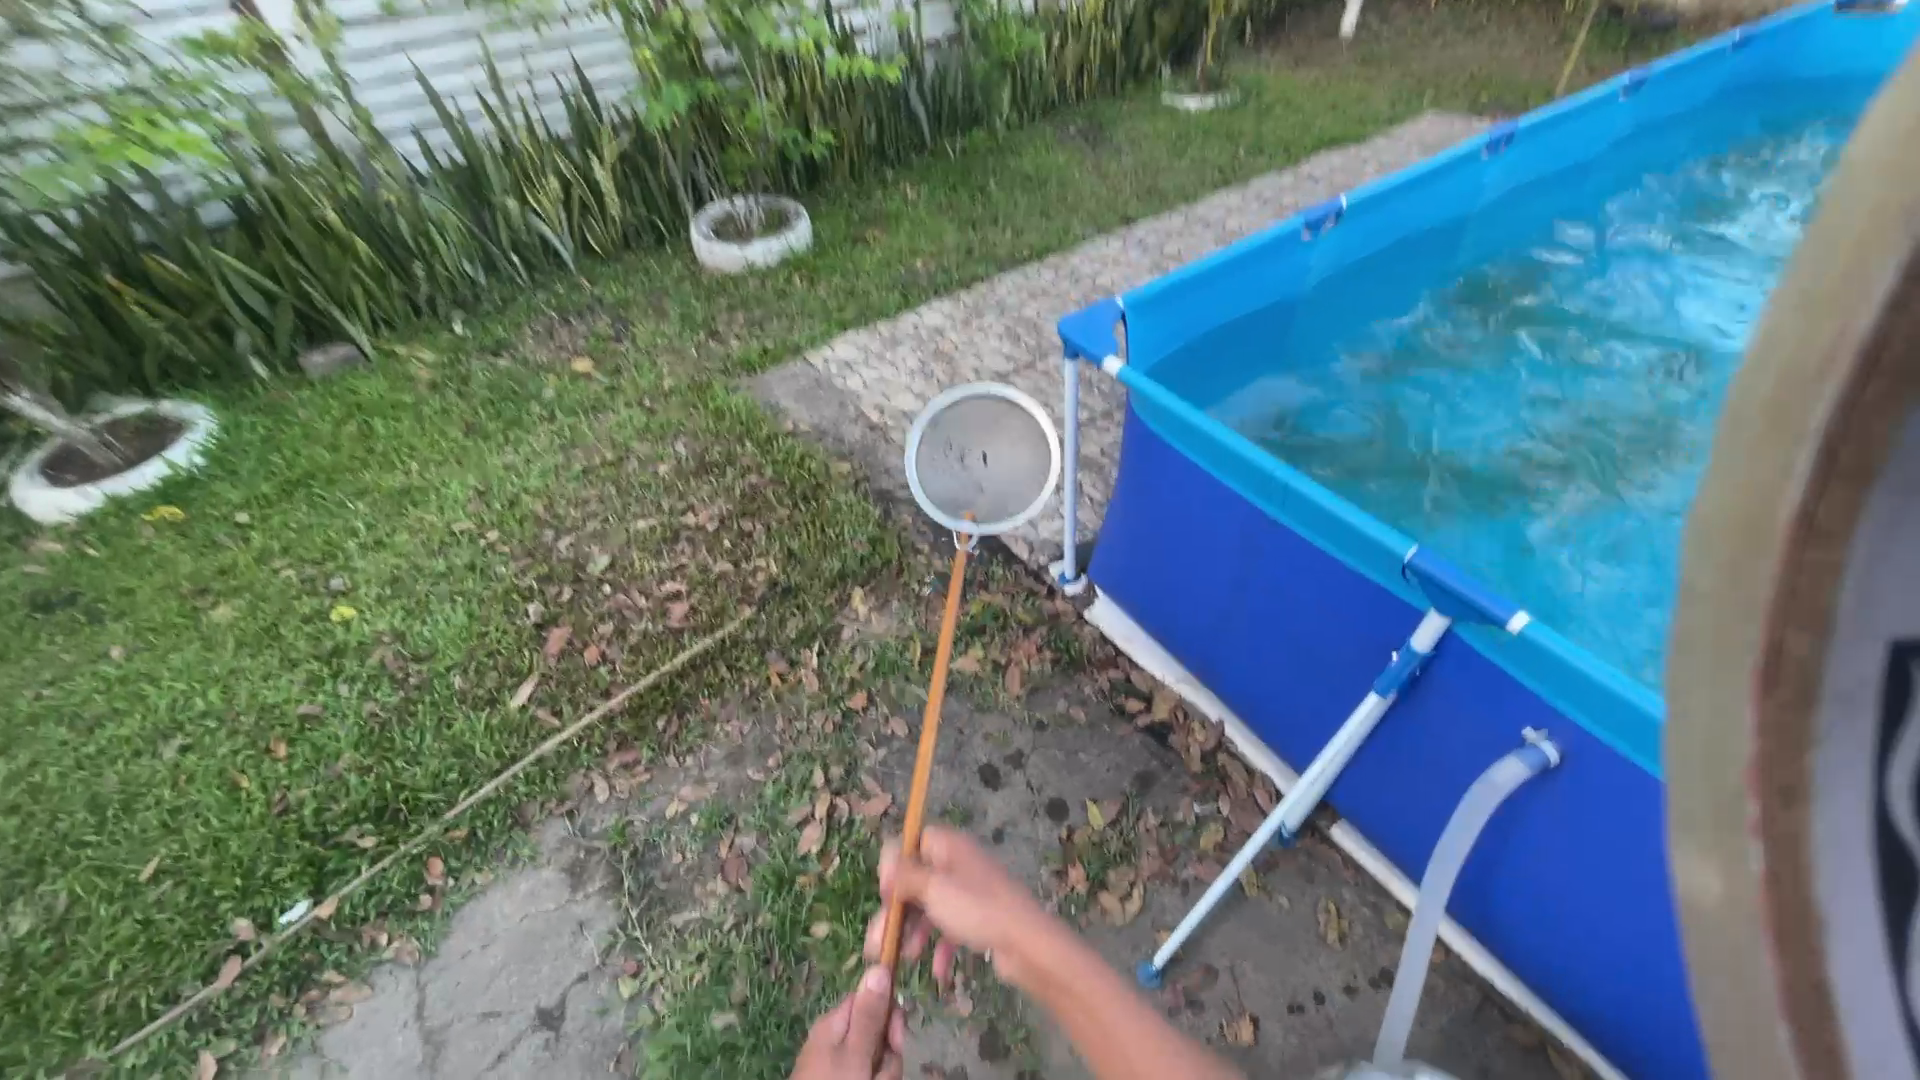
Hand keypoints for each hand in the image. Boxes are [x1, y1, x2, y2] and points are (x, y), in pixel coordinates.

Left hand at [789, 965, 906, 1079]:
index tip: (897, 1039)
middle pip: (879, 1034)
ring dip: (883, 1077)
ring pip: (879, 1062)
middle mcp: (837, 1041)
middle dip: (888, 1058)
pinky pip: (870, 1077)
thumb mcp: (855, 1054)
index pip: (872, 999)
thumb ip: (869, 1014)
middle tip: (879, 1077)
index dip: (890, 1017)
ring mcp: (840, 1067)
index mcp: (835, 1024)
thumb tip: (879, 965)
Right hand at [863, 825, 1054, 988]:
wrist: (1027, 943)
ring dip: (914, 931)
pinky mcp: (980, 919)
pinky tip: (938, 971)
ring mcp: (971, 893)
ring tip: (903, 957)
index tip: (886, 891)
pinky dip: (941, 946)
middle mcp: (959, 865)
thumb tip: (886, 858)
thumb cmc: (977, 908)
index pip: (915, 841)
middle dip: (899, 909)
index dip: (897, 864)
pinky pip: (951, 928)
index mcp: (950, 847)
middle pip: (919, 879)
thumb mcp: (934, 888)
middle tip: (881, 937)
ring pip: (932, 906)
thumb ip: (906, 873)